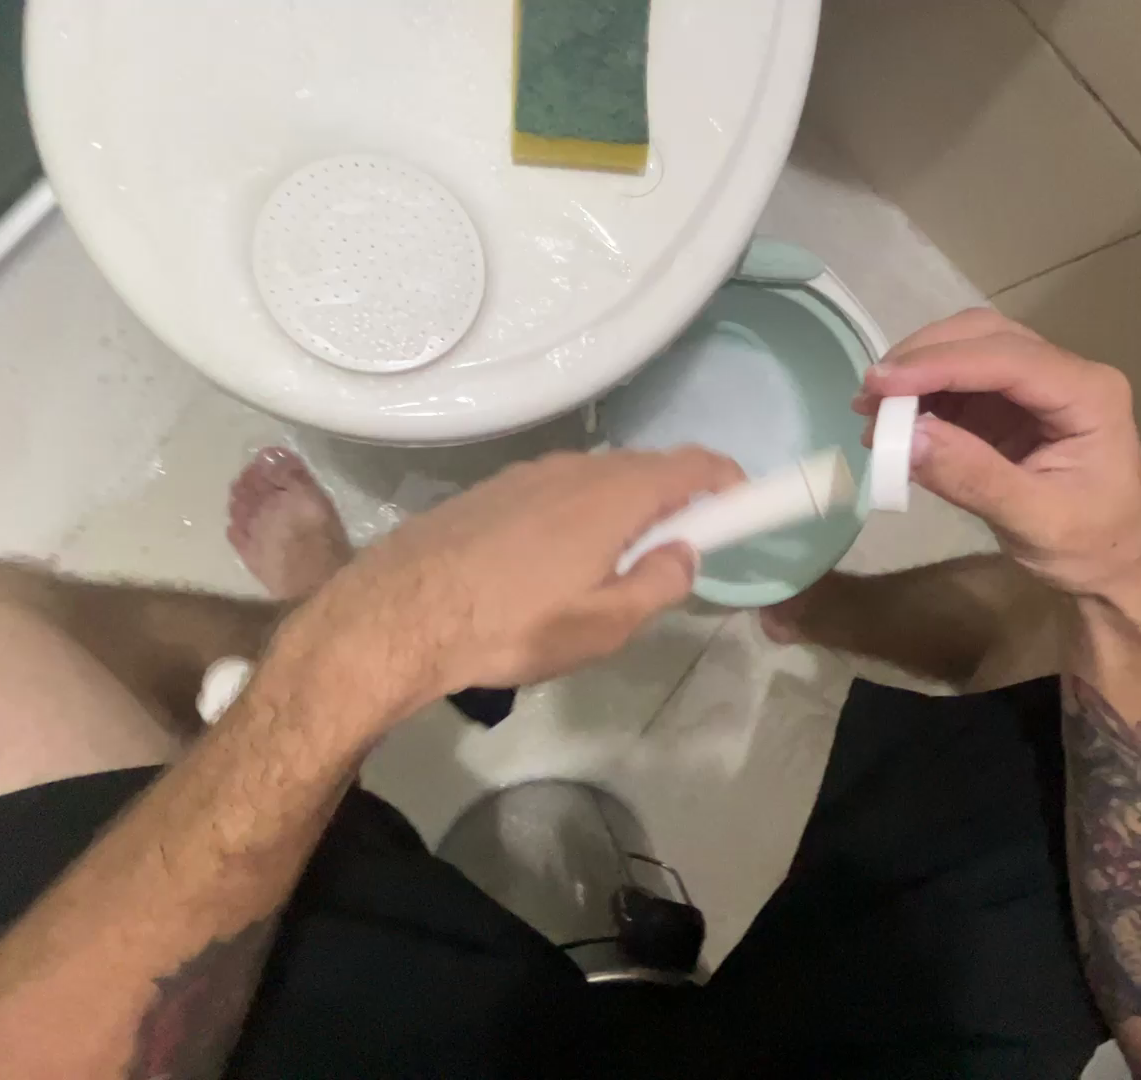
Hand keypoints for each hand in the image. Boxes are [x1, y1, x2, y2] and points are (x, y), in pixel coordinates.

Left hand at [276, 448, 743, 722]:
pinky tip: (555, 559)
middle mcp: (577, 468)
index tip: (744, 503)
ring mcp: (530, 473)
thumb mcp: (603, 624)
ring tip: (610, 565)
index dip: (728, 480)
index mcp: (614, 495)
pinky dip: (582, 511)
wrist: (397, 615)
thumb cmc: (512, 625)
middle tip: (675, 551)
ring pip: (600, 479)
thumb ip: (659, 583)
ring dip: (626, 509)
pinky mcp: (495, 488)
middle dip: (676, 501)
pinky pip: (560, 489)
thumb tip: (683, 552)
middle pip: (647, 469)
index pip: (693, 465)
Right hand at [856, 309, 1140, 596]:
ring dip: (916, 371)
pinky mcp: (1009, 405)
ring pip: (968, 349)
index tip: (881, 385)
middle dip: (922, 357)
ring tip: (870, 409)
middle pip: (986, 336)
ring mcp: (1036, 387)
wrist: (1110, 566)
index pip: (1008, 359)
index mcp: (1088, 395)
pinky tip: (892, 420)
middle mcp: (1065, 376)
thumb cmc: (1086, 547)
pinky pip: (958, 383)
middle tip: (868, 393)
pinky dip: (921, 394)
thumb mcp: (1034, 521)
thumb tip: (907, 440)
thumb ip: (973, 478)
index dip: (940, 365)